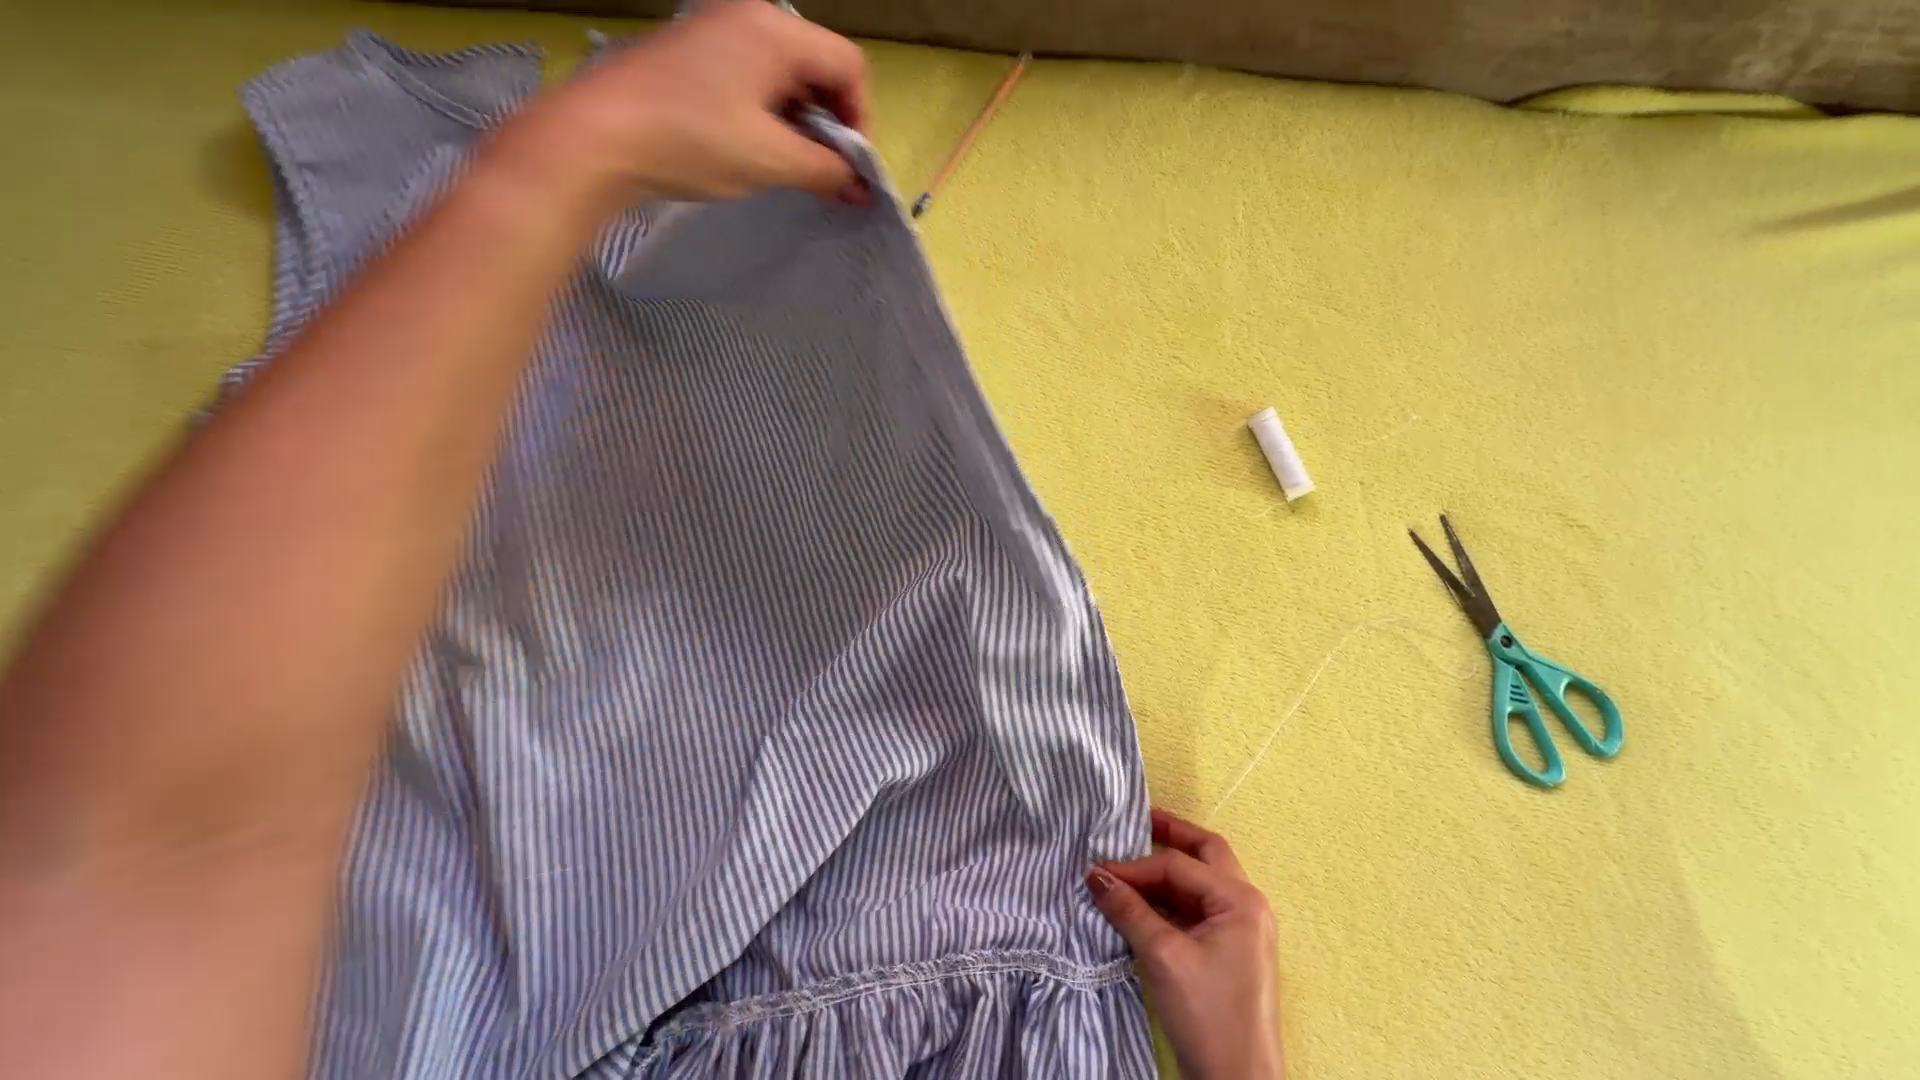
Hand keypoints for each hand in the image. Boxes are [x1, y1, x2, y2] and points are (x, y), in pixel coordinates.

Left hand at [496, 1, 869, 213]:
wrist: (596, 138)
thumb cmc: (691, 141)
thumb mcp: (770, 160)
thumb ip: (827, 170)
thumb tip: (862, 187)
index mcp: (773, 30)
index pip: (847, 65)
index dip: (860, 119)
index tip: (851, 167)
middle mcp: (748, 18)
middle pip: (818, 67)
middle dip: (831, 124)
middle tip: (826, 174)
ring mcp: (716, 34)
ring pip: (785, 77)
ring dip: (801, 125)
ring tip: (793, 170)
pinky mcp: (694, 57)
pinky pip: (753, 81)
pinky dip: (769, 117)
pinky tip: (759, 153)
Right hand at [1089, 809, 1282, 1079]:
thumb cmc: (1206, 1013)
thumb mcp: (1162, 955)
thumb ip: (1129, 909)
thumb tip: (1095, 875)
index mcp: (1241, 900)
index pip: (1179, 865)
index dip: (1135, 866)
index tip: (1096, 872)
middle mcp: (1248, 905)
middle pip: (1205, 854)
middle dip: (1171, 836)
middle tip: (1137, 822)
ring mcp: (1243, 928)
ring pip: (1202, 881)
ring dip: (1168, 871)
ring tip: (1131, 865)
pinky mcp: (1231, 951)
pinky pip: (1200, 908)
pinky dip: (1172, 900)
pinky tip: (1144, 903)